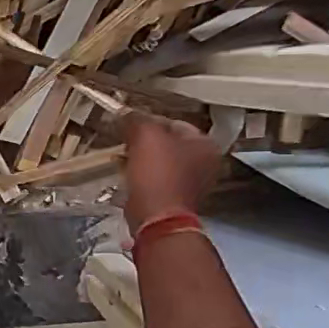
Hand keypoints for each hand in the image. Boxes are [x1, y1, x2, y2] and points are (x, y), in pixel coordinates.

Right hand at [120, 113, 221, 227]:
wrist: (156, 215)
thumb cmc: (157, 172)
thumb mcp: (145, 135)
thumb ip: (135, 119)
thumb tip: (124, 112)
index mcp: (206, 144)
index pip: (174, 122)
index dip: (148, 121)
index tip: (128, 126)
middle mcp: (206, 163)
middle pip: (168, 143)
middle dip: (144, 141)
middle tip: (124, 142)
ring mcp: (193, 183)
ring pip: (161, 161)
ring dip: (141, 158)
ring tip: (122, 158)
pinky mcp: (176, 198)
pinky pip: (157, 179)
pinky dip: (142, 175)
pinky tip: (128, 176)